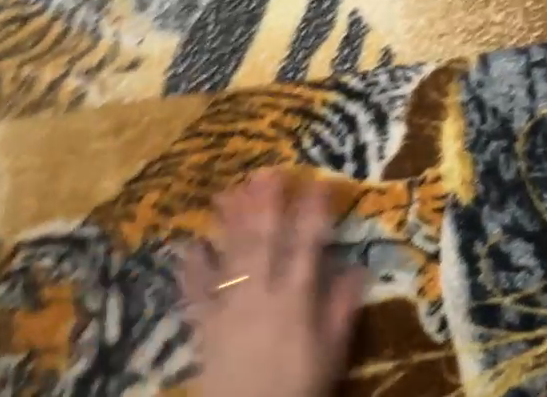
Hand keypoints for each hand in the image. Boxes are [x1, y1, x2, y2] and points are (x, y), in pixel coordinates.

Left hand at [183, 170, 364, 396]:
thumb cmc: (298, 391)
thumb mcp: (331, 354)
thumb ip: (342, 309)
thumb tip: (358, 267)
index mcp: (296, 300)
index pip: (308, 246)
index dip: (314, 213)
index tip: (319, 182)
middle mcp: (261, 296)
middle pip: (264, 242)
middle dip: (266, 205)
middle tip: (267, 172)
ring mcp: (229, 310)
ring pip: (231, 257)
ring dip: (230, 222)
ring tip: (229, 191)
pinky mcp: (204, 328)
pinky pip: (195, 293)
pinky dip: (191, 267)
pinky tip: (188, 243)